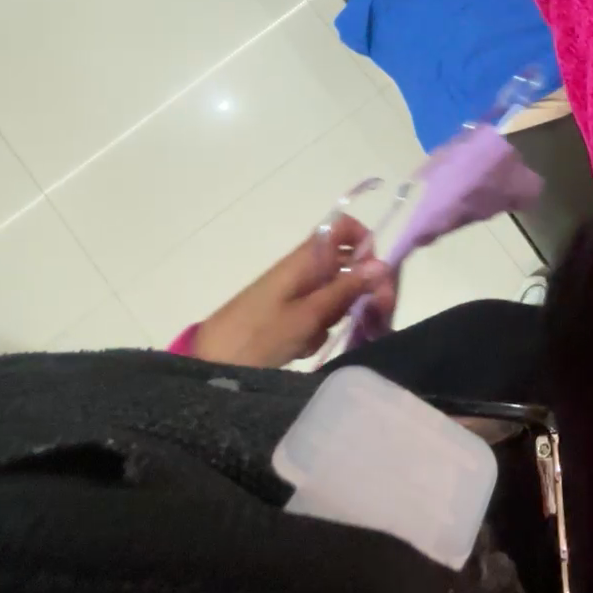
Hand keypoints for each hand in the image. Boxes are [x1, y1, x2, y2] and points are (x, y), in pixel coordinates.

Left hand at [188, 215, 399, 367]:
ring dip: (347, 310)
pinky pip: (320, 310)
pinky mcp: (289, 312)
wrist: (209, 364)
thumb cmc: (259, 335)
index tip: (376, 272)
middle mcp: (304, 268)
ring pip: (338, 290)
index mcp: (306, 258)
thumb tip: (383, 264)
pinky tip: (314, 345)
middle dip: (367, 287)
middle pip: (349, 263)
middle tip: (378, 315)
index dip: (365, 241)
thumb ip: (346, 289)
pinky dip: (324, 325)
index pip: (344, 228)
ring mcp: (296, 290)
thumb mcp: (308, 315)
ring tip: (343, 335)